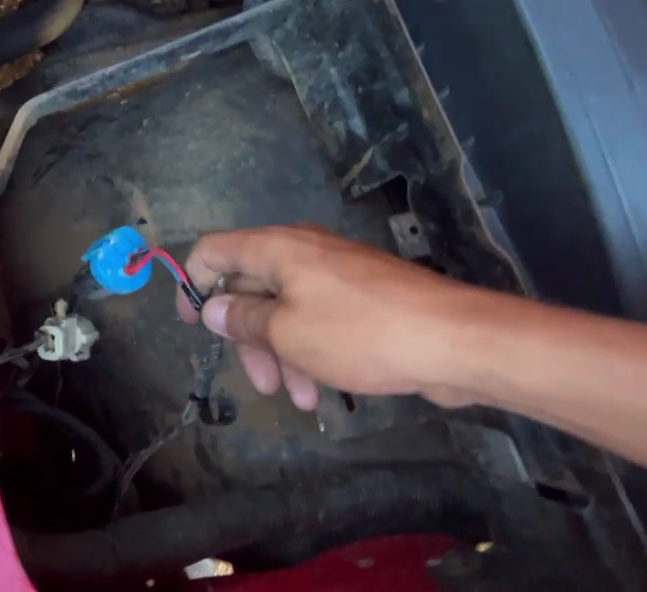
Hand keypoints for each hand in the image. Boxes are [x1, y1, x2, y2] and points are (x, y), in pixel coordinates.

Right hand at [176, 225, 503, 409]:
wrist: (454, 339)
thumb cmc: (359, 332)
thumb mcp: (288, 334)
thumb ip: (243, 319)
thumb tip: (212, 307)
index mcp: (275, 247)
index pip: (214, 250)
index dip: (193, 283)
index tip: (192, 325)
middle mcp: (300, 250)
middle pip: (251, 285)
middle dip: (248, 336)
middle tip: (260, 382)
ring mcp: (334, 270)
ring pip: (286, 306)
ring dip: (282, 352)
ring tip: (301, 400)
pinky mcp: (362, 293)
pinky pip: (318, 315)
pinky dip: (310, 347)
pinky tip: (323, 388)